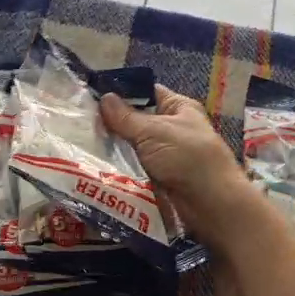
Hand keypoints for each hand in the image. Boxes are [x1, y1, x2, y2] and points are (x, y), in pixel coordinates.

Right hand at [100, 85, 256, 240]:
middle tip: (83, 124)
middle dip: (115, 124)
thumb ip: (125, 117)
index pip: (147, 93)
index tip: (93, 97)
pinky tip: (100, 167)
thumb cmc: (186, 157)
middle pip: (139, 121)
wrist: (211, 203)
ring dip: (117, 148)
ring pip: (136, 147)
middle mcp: (174, 128)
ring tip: (85, 146)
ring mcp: (168, 154)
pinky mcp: (162, 177)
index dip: (123, 93)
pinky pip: (138, 168)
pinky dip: (123, 168)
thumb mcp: (153, 131)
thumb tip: (105, 97)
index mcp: (178, 107)